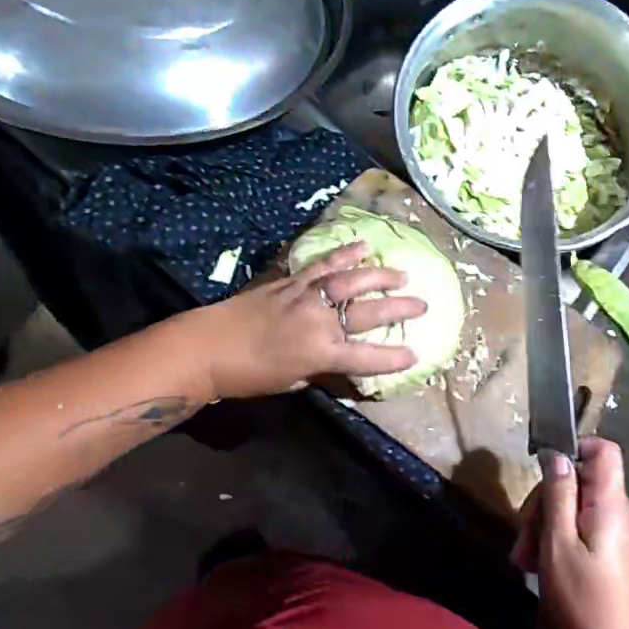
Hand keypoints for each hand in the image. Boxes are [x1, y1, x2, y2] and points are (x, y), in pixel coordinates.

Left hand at [195, 242, 426, 397]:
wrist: (205, 348)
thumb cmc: (248, 375)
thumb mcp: (292, 381)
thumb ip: (320, 368)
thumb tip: (337, 359)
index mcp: (321, 353)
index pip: (367, 357)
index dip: (393, 358)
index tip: (416, 354)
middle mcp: (320, 321)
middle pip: (369, 313)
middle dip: (401, 309)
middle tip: (423, 305)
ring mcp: (307, 296)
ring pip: (353, 281)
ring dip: (381, 277)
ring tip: (402, 275)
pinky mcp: (292, 280)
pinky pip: (324, 264)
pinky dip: (345, 254)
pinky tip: (364, 247)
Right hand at [512, 438, 628, 628]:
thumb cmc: (585, 597)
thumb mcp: (558, 543)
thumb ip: (558, 494)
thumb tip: (556, 454)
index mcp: (610, 500)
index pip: (604, 449)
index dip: (575, 449)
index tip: (544, 470)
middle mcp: (616, 507)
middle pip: (579, 479)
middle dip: (545, 500)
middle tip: (524, 537)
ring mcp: (612, 527)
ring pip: (573, 504)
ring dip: (544, 524)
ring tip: (525, 559)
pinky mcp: (606, 546)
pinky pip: (578, 525)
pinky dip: (555, 538)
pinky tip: (538, 564)